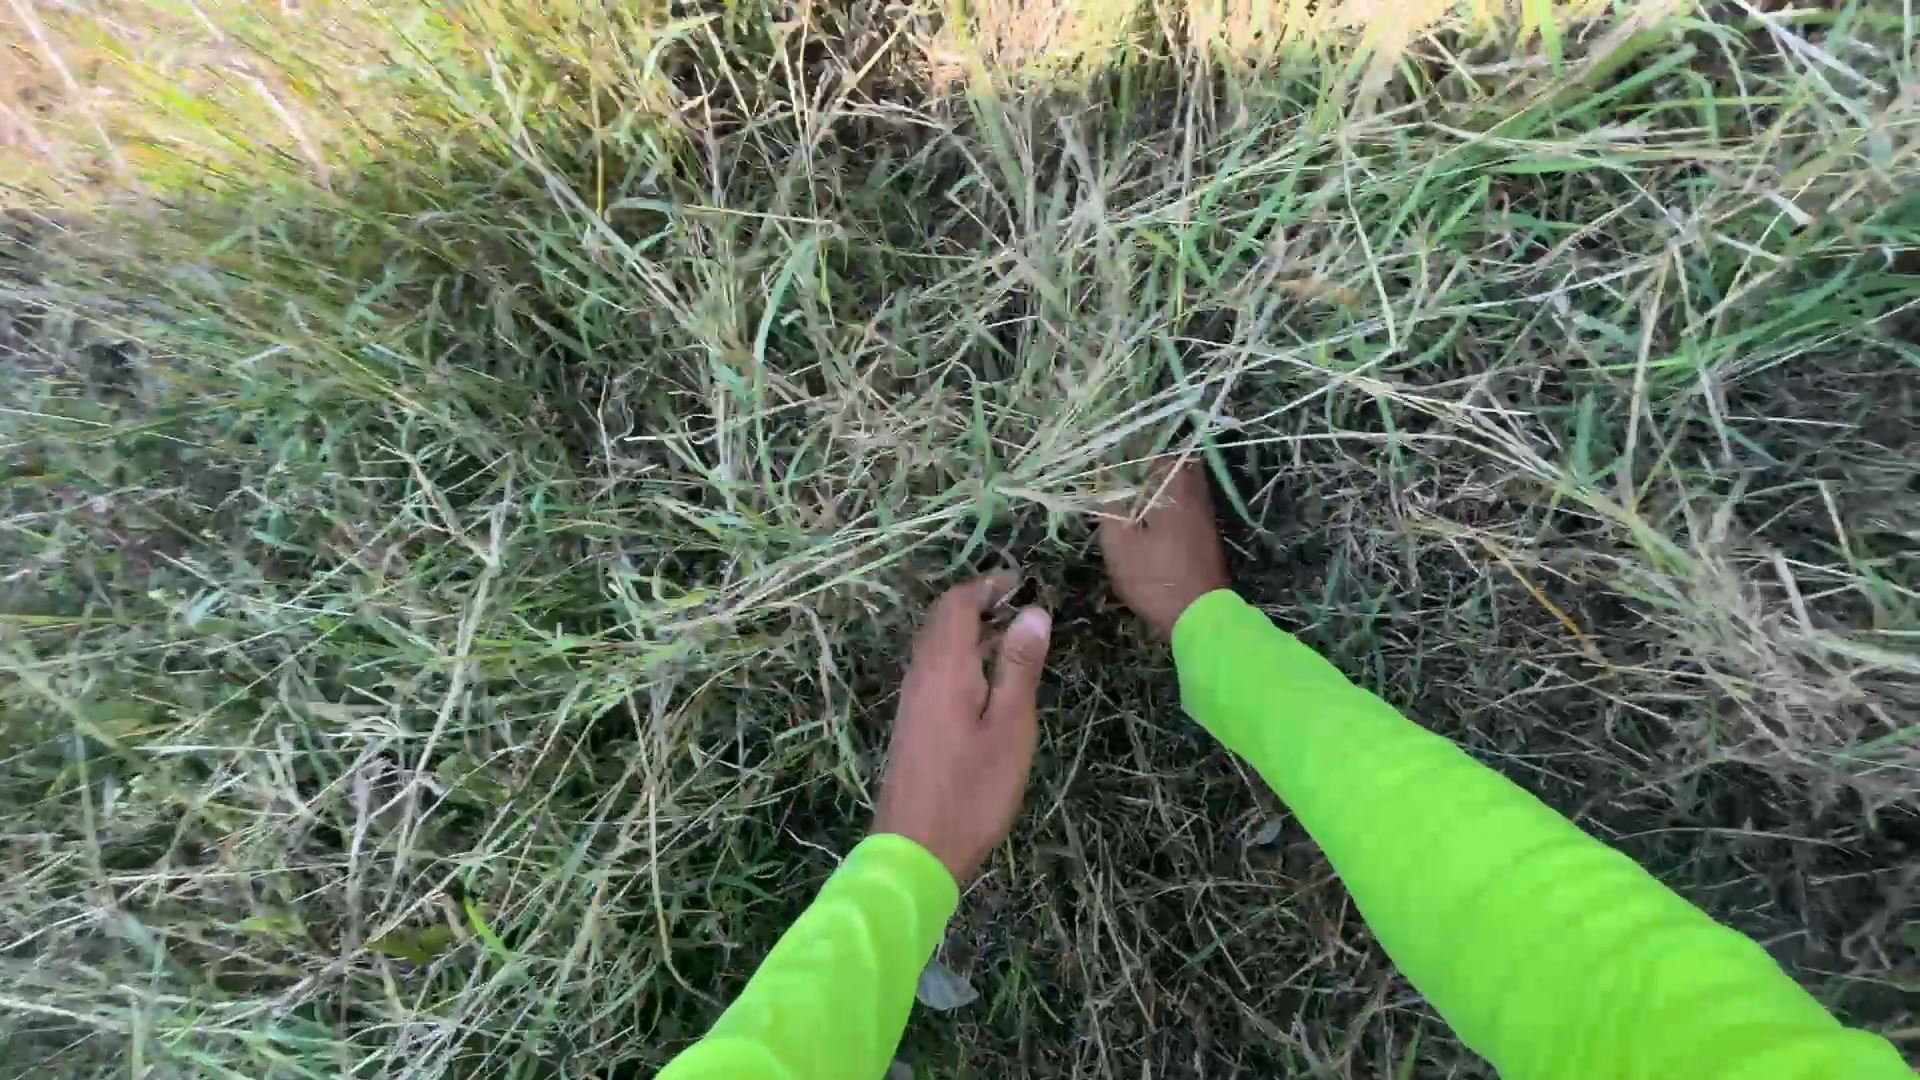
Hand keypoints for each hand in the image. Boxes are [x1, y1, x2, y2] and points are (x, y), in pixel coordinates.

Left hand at [873, 571, 1051, 884]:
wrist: (914, 850)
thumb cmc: (972, 790)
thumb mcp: (1010, 727)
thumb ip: (1019, 667)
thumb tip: (1033, 611)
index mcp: (944, 667)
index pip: (957, 604)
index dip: (986, 585)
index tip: (1019, 580)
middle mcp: (921, 673)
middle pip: (942, 619)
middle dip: (977, 601)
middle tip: (1017, 601)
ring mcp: (912, 698)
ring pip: (936, 644)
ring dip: (968, 628)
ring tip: (1010, 632)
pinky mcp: (912, 720)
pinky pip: (934, 668)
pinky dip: (960, 654)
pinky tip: (986, 676)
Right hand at [1099, 460, 1231, 638]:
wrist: (1199, 615)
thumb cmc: (1154, 576)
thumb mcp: (1118, 542)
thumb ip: (1109, 506)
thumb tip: (1104, 479)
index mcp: (1173, 486)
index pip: (1149, 451)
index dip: (1125, 453)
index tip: (1104, 461)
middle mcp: (1194, 491)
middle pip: (1168, 463)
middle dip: (1143, 466)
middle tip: (1116, 478)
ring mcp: (1204, 511)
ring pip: (1177, 483)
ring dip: (1154, 485)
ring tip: (1126, 498)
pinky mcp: (1205, 531)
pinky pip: (1182, 502)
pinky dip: (1164, 502)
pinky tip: (1145, 518)